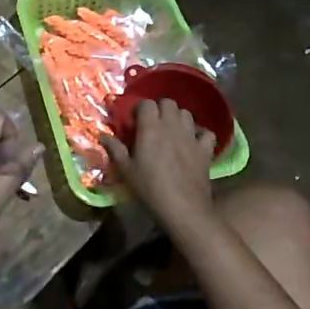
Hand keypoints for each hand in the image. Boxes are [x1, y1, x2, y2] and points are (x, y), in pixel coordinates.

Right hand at [102, 99, 216, 226]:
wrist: (182, 206)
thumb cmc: (149, 187)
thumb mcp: (126, 170)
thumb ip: (115, 149)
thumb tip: (103, 136)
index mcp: (150, 127)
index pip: (146, 103)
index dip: (140, 109)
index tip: (135, 122)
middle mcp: (172, 124)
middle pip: (168, 102)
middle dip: (160, 109)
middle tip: (153, 124)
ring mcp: (191, 135)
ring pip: (186, 113)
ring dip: (178, 118)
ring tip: (171, 131)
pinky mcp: (205, 148)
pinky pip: (206, 132)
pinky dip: (200, 134)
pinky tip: (194, 142)